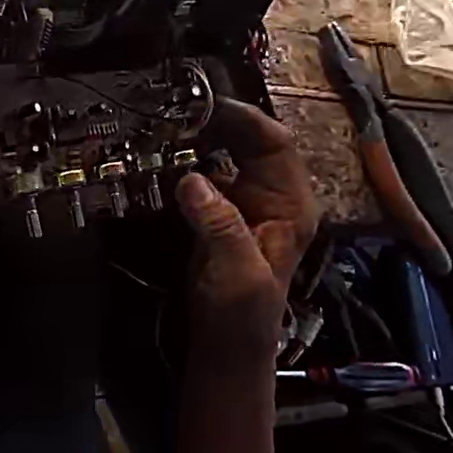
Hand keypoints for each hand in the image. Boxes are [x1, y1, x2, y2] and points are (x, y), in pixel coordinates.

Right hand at [175, 98, 318, 359]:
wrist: (224, 346)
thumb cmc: (244, 317)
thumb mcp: (238, 273)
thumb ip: (220, 225)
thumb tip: (192, 181)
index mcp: (290, 205)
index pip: (275, 143)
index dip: (245, 119)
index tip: (208, 105)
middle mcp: (270, 196)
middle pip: (247, 142)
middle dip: (215, 124)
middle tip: (178, 112)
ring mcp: (242, 203)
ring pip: (222, 154)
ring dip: (196, 140)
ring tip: (165, 128)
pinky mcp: (216, 212)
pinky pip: (201, 175)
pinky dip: (182, 164)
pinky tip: (161, 159)